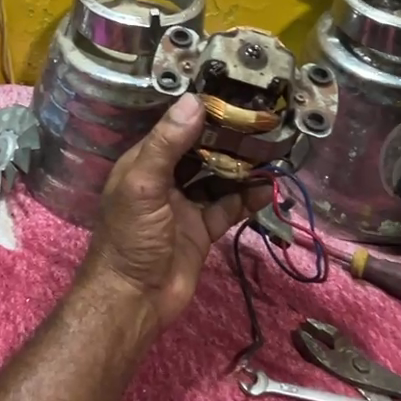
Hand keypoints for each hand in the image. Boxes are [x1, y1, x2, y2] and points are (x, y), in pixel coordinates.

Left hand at [84, 95, 268, 327]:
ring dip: (240, 167)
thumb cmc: (130, 236)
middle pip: (200, 152)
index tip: (235, 100)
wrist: (134, 300)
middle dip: (226, 140)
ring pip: (217, 178)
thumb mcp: (144, 184)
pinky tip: (266, 189)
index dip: (202, 115)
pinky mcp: (202, 230)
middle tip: (261, 124)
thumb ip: (168, 143)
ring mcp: (185, 205)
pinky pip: (228, 207)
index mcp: (145, 162)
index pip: (176, 129)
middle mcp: (165, 180)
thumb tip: (194, 101)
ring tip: (270, 151)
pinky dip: (246, 198)